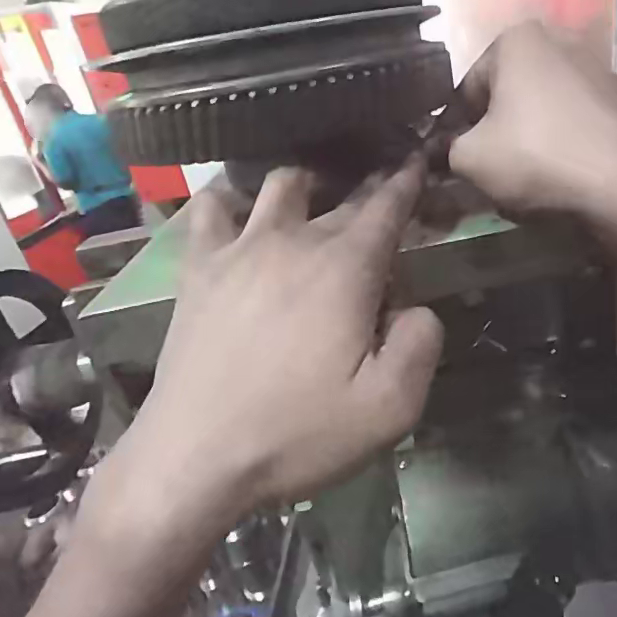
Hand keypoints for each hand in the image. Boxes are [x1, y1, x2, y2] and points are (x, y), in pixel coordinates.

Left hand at [118, 160, 443, 528]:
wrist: (195, 457)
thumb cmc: (297, 433)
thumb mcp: (389, 408)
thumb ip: (421, 344)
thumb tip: (416, 308)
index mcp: (346, 268)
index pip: (387, 206)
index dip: (407, 181)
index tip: (417, 159)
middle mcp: (295, 241)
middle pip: (342, 196)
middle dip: (370, 187)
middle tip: (384, 190)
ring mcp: (241, 248)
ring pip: (281, 183)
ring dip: (309, 182)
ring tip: (318, 195)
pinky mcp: (199, 268)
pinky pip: (210, 209)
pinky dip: (229, 197)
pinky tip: (238, 209)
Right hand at [444, 23, 616, 220]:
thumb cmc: (536, 157)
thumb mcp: (470, 158)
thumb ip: (448, 149)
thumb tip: (449, 151)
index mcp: (517, 39)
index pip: (467, 88)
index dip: (454, 127)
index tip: (454, 158)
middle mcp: (560, 40)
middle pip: (508, 92)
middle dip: (495, 126)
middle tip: (489, 167)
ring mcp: (599, 69)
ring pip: (544, 106)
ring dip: (530, 133)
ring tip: (527, 174)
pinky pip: (577, 120)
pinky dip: (564, 140)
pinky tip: (563, 171)